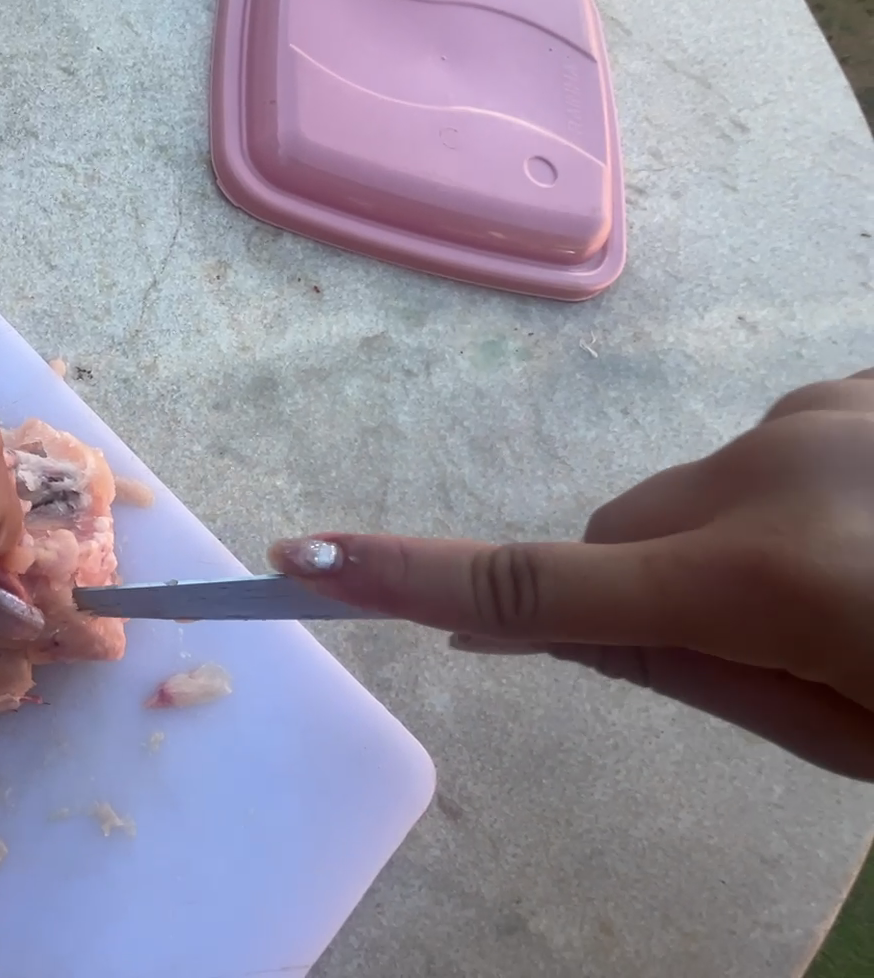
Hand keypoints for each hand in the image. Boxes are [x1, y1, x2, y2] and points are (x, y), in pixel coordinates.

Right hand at [268, 368, 873, 778]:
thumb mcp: (869, 740)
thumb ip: (691, 676)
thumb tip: (530, 632)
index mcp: (784, 580)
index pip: (537, 583)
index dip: (410, 574)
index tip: (311, 557)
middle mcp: (780, 468)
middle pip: (608, 537)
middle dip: (640, 592)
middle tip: (775, 647)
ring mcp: (826, 412)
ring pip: (680, 497)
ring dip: (716, 547)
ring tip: (871, 587)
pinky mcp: (860, 388)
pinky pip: (757, 456)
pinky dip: (781, 501)